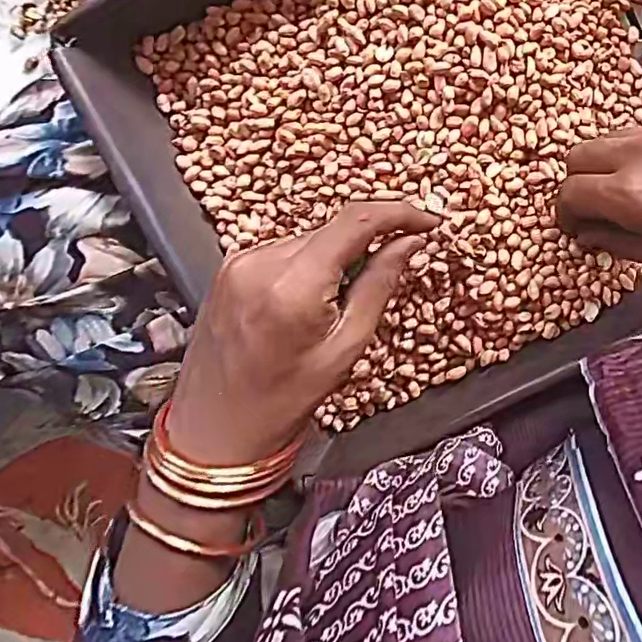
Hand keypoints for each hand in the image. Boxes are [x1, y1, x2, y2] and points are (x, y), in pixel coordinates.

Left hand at [161, 201, 439, 462]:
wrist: (213, 429)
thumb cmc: (282, 401)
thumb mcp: (346, 347)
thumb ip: (380, 283)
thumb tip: (410, 242)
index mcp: (294, 286)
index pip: (357, 220)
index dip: (400, 212)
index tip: (427, 219)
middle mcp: (262, 263)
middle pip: (335, 228)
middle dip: (369, 241)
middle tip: (388, 269)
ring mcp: (241, 261)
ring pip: (313, 238)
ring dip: (337, 255)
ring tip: (334, 303)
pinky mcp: (231, 266)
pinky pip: (287, 249)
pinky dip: (309, 264)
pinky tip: (307, 300)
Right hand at [556, 121, 641, 280]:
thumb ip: (616, 241)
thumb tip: (588, 233)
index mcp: (631, 193)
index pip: (570, 193)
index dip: (565, 215)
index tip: (575, 228)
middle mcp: (636, 154)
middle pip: (575, 157)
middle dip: (575, 185)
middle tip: (591, 211)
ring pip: (600, 141)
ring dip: (598, 167)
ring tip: (619, 194)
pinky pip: (629, 134)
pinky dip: (622, 155)